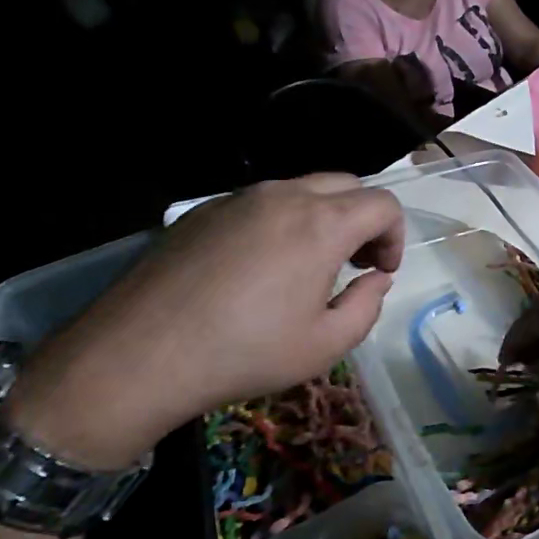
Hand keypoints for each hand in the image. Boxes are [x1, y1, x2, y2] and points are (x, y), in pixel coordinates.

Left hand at [5, 175, 404, 468]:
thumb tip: (375, 279)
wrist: (144, 351)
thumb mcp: (325, 345)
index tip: (380, 271)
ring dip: (322, 218)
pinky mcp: (204, 209)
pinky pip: (259, 202)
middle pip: (345, 184)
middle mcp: (283, 195)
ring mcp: (238, 197)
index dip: (394, 236)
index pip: (382, 203)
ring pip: (300, 189)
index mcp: (321, 224)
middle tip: (353, 264)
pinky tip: (258, 266)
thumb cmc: (246, 353)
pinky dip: (280, 221)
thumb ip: (367, 306)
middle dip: (363, 219)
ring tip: (307, 266)